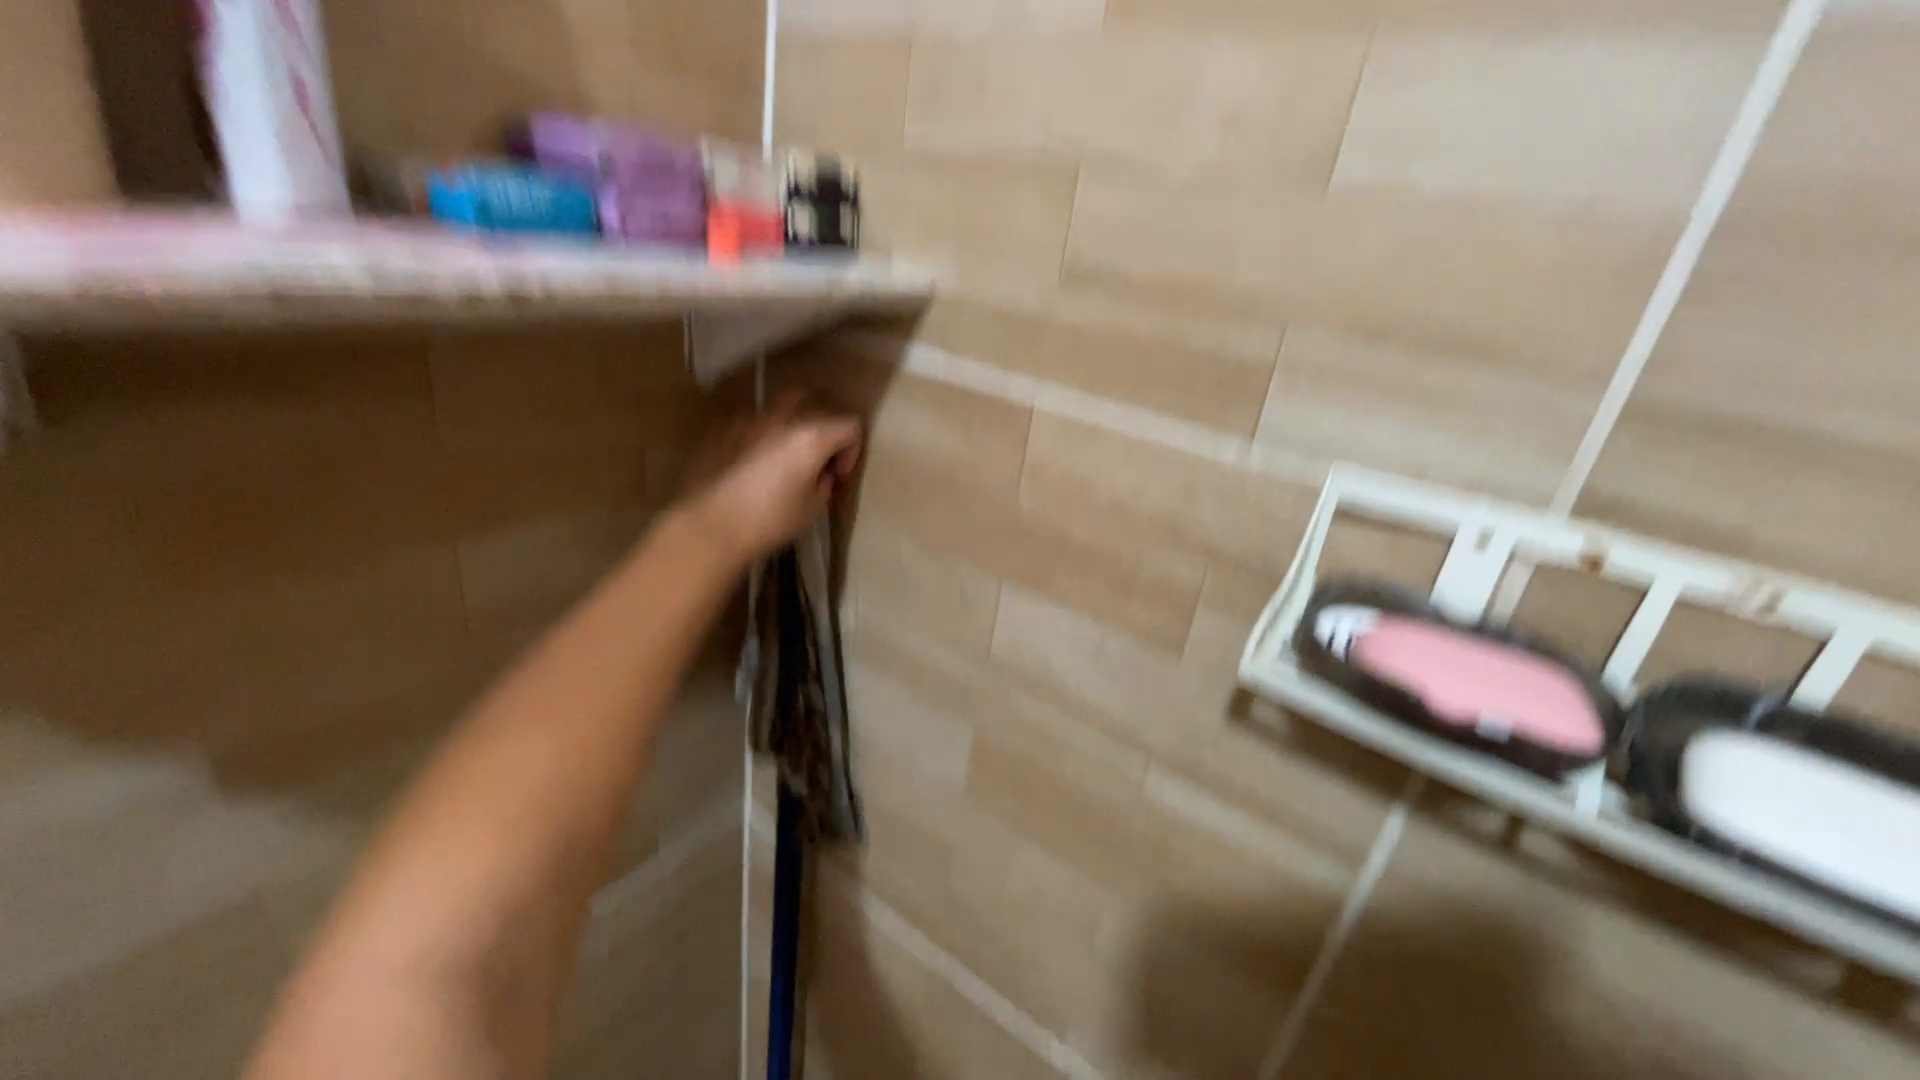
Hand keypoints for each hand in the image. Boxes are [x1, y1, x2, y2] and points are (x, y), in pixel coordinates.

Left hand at [679, 394, 862, 565]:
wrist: (708, 526)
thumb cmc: (768, 521)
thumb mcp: (812, 509)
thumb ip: (824, 483)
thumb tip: (821, 474)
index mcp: (812, 436)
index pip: (850, 426)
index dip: (851, 451)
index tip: (837, 477)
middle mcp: (783, 418)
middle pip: (817, 408)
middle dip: (823, 433)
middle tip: (816, 462)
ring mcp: (749, 419)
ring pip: (782, 410)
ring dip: (790, 429)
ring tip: (782, 459)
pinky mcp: (722, 429)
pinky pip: (751, 423)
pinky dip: (760, 437)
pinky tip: (750, 466)